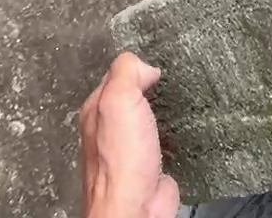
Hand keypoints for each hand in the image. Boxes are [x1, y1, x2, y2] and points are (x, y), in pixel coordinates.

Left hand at [80, 52, 178, 217]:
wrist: (135, 209)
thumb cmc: (122, 162)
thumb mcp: (119, 100)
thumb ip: (127, 72)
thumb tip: (146, 67)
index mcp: (95, 111)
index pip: (117, 74)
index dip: (137, 67)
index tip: (153, 70)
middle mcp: (107, 128)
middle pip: (130, 93)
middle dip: (148, 85)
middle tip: (163, 81)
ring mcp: (127, 146)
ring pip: (144, 114)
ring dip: (158, 106)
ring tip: (171, 98)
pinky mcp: (148, 162)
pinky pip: (159, 135)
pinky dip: (168, 127)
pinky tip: (176, 125)